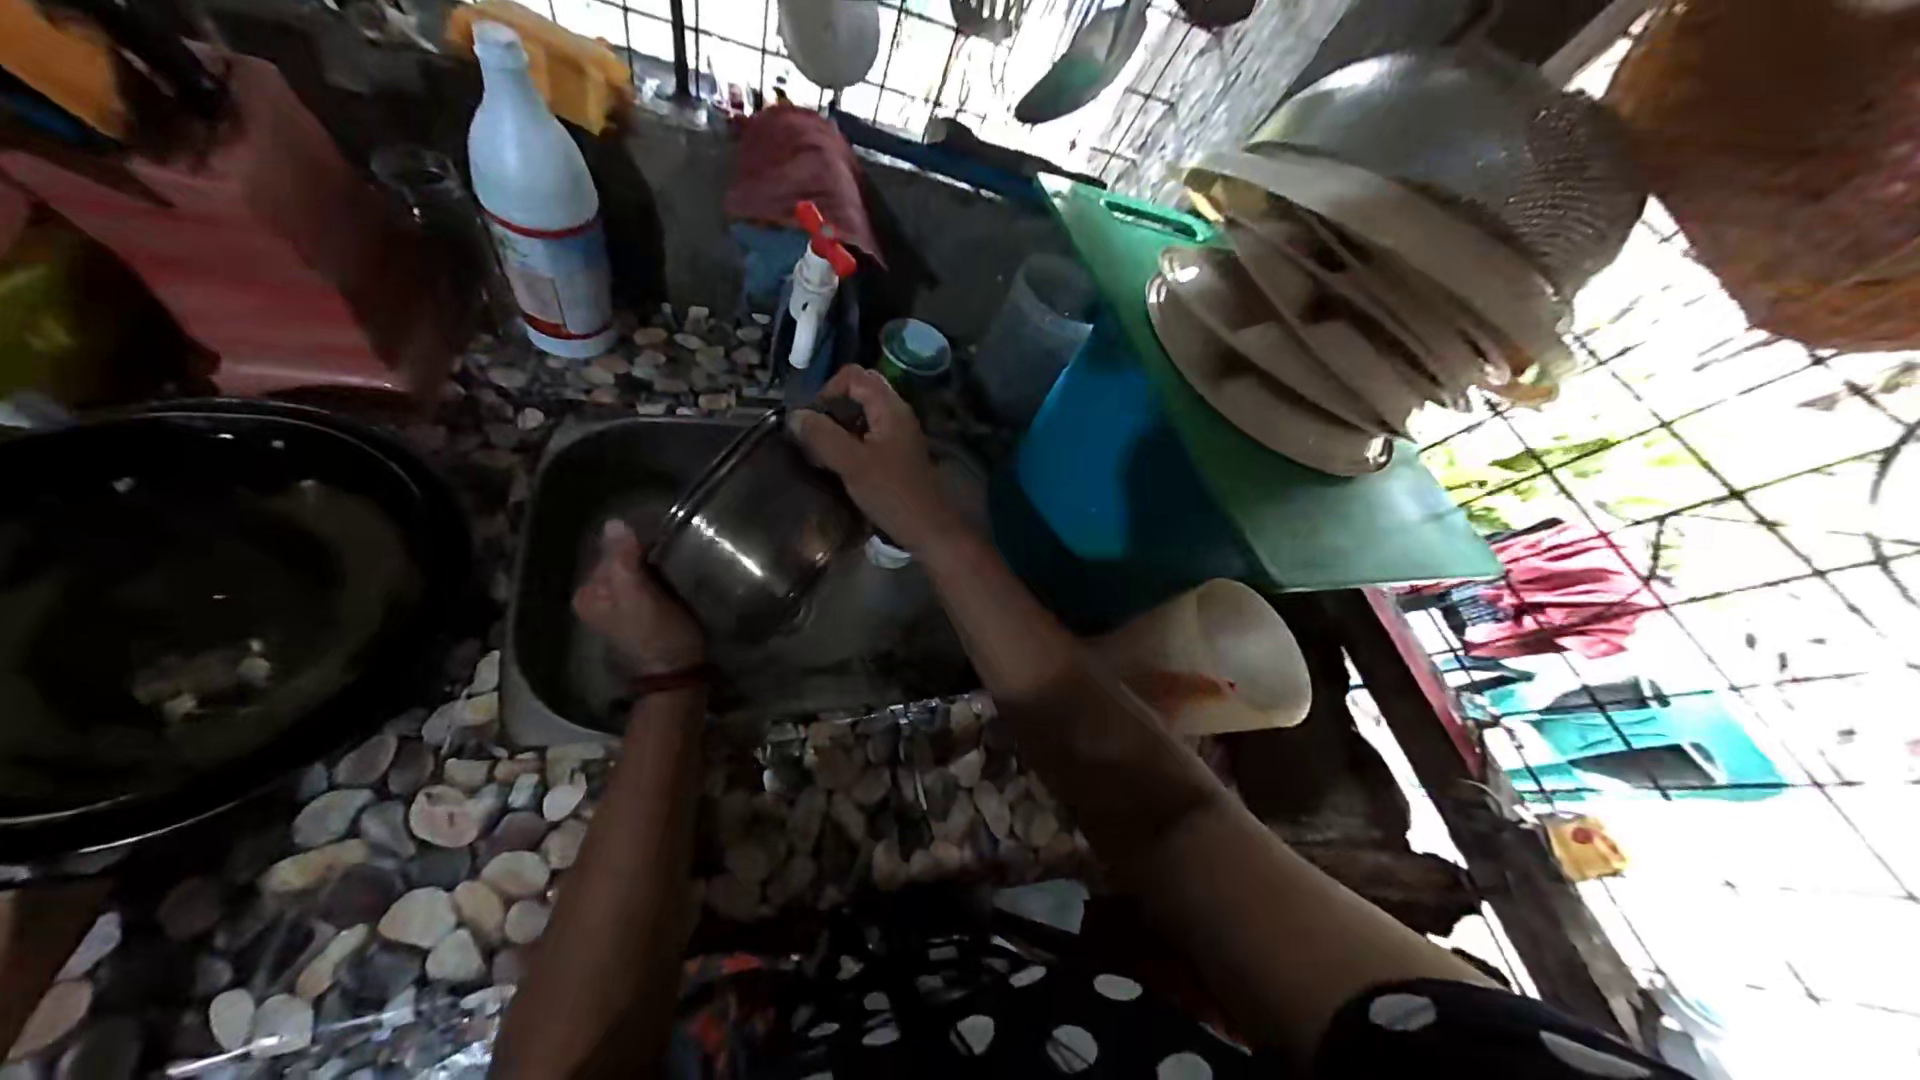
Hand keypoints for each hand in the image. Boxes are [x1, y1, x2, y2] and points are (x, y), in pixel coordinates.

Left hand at [572, 520, 703, 674]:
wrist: (679, 671)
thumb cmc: (658, 635)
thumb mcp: (640, 597)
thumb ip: (624, 562)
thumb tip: (613, 522)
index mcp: (587, 593)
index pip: (611, 551)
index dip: (637, 548)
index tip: (661, 553)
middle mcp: (595, 597)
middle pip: (622, 560)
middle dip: (645, 557)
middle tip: (670, 565)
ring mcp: (616, 605)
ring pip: (635, 569)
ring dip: (654, 567)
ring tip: (673, 574)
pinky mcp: (637, 611)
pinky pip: (644, 582)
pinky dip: (658, 579)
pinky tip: (671, 585)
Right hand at [788, 366, 967, 555]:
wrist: (928, 529)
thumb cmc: (892, 493)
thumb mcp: (852, 463)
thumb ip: (822, 436)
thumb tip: (795, 416)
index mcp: (890, 407)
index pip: (854, 375)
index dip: (828, 389)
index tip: (812, 418)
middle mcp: (896, 414)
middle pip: (858, 393)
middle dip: (831, 408)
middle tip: (814, 433)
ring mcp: (897, 435)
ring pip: (861, 416)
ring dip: (838, 427)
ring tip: (820, 452)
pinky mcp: (895, 456)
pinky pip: (867, 436)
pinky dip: (849, 443)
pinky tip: (837, 465)